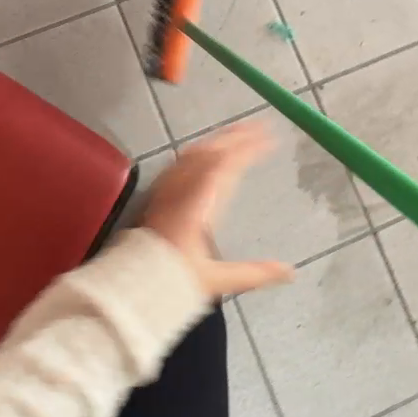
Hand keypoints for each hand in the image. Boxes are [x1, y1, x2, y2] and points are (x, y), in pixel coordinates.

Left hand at [141, 119, 294, 299]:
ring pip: (192, 154)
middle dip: (235, 136)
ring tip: (236, 134)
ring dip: (217, 140)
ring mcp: (165, 192)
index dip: (247, 148)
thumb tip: (289, 271)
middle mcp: (179, 193)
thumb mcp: (217, 282)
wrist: (128, 290)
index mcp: (196, 208)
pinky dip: (197, 152)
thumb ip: (254, 274)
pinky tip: (203, 153)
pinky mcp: (157, 198)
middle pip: (208, 152)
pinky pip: (178, 164)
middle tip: (258, 126)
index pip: (224, 165)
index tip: (268, 138)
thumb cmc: (171, 285)